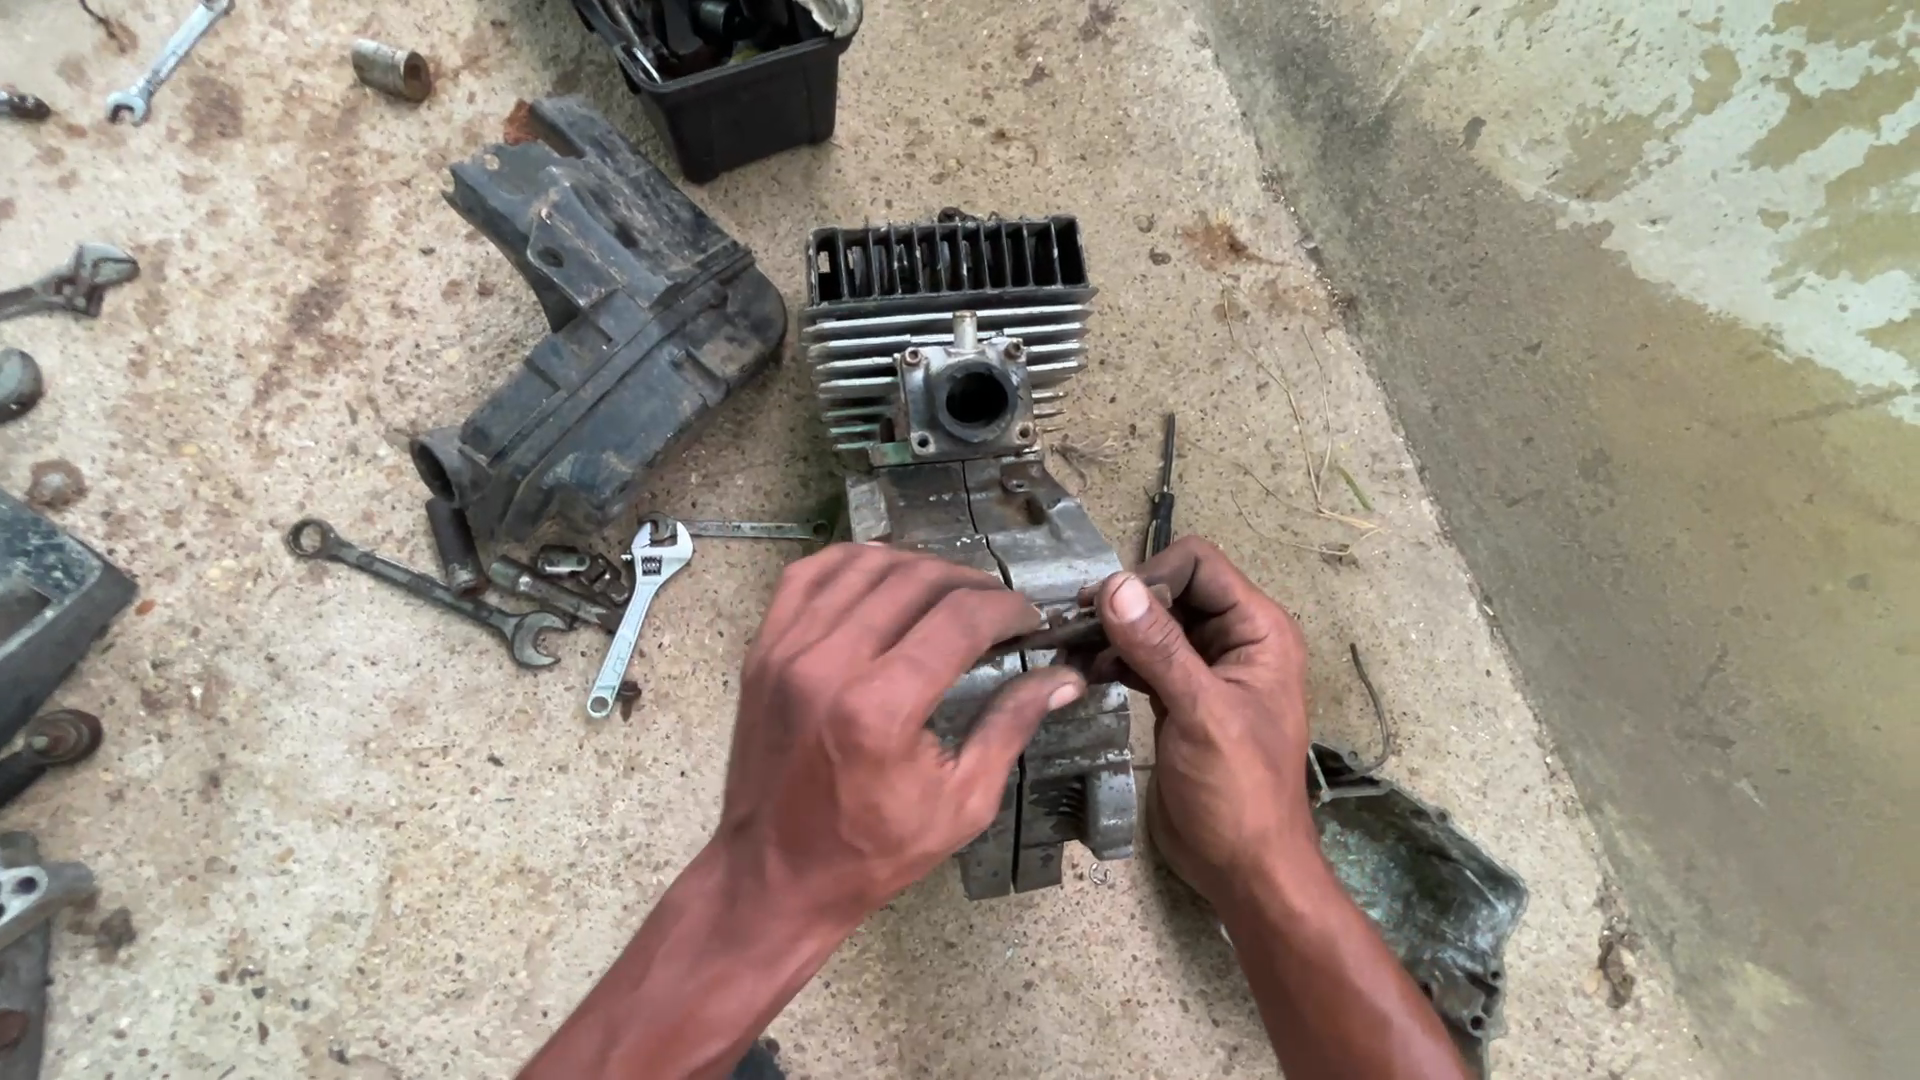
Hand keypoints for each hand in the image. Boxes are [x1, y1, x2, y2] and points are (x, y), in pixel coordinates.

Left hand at [716, 543, 1086, 929]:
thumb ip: (1010, 726)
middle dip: (971, 583)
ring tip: (948, 591)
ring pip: (865, 564)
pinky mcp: (763, 647)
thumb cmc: (871, 852)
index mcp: (879, 708)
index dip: (1006, 608)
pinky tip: (884, 577)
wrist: (771, 874)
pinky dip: (855, 562)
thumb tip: (1064, 678)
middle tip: (996, 606)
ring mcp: (786, 648)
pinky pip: (810, 573)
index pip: (959, 619)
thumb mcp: (960, 804)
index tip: (1027, 618)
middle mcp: (828, 663)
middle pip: (916, 581)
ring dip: (919, 567)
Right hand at [1090, 537, 1314, 908]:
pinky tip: (1086, 671)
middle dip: (1123, 603)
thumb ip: (1158, 648)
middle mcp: (1232, 638)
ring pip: (1150, 622)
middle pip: (1171, 588)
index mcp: (1257, 630)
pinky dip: (1112, 657)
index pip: (1199, 565)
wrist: (1244, 869)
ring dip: (1110, 631)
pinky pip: (1141, 655)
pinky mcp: (1177, 694)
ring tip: (1069, 650)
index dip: (1152, 576)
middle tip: (1074, 627)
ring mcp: (1203, 667)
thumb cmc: (1239, 793)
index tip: (1110, 612)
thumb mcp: (1201, 714)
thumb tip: (1113, 584)